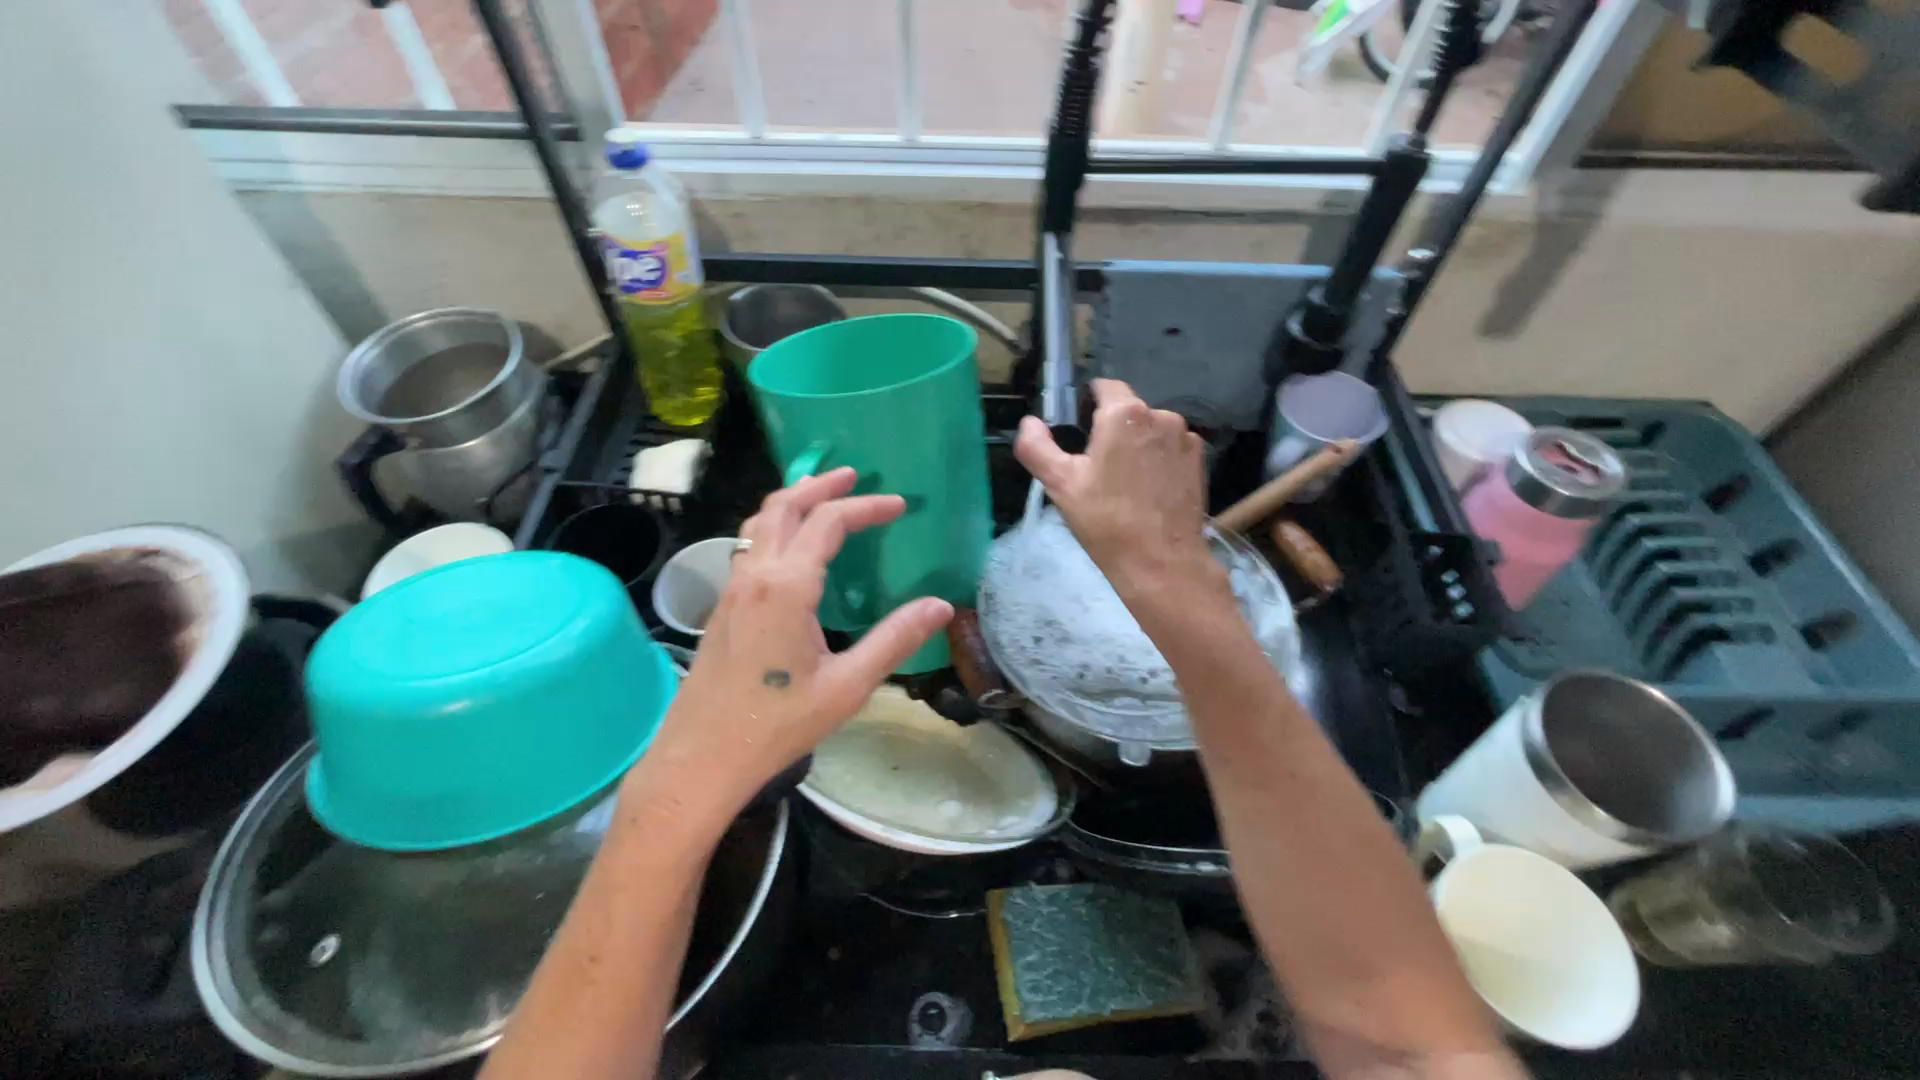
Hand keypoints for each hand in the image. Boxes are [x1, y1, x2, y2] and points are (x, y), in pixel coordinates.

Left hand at [632, 467, 954, 819]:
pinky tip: (790, 548)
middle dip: (820, 485)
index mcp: (787, 587)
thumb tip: (940, 606)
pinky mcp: (722, 606)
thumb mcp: (848, 686)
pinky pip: (748, 545)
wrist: (704, 756)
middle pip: (783, 507)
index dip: (866, 506)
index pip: (828, 523)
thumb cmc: (779, 724)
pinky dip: (773, 526)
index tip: (899, 505)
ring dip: (792, 501)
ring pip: (758, 522)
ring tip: (821, 496)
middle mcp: (755, 575)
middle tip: (853, 475)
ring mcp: (732, 589)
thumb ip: (894, 640)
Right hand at [1014, 378, 1225, 603]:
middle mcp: (1161, 415)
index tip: (1078, 432)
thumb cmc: (1106, 521)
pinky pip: (1169, 448)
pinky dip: (1158, 461)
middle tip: (1096, 470)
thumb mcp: (1060, 484)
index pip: (1104, 387)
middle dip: (1111, 431)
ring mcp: (1185, 438)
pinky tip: (1148, 491)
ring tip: (1124, 484)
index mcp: (1124, 414)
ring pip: (1149, 430)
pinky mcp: (1199, 460)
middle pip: (1127, 411)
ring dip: (1136, 446)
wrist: (1161, 562)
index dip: (1087, 405)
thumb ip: (1036, 446)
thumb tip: (1029, 423)